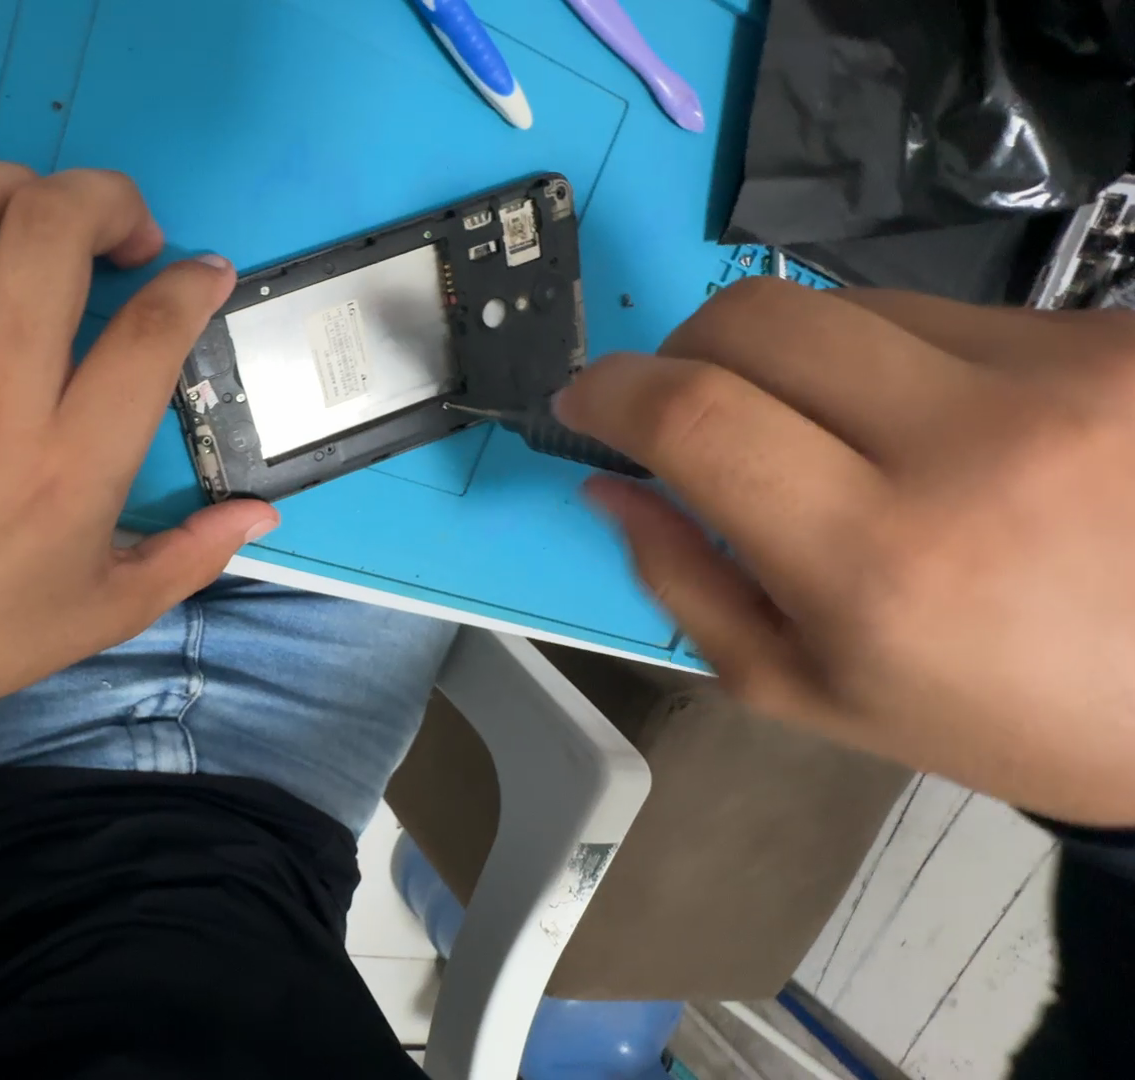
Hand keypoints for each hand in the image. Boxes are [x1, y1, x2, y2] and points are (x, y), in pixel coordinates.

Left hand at [0, 164, 277, 718]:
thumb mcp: (114, 611)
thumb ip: (196, 555)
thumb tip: (263, 513)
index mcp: (72, 465)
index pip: (148, 332)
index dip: (193, 283)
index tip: (204, 275)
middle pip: (47, 232)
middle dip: (106, 199)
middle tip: (124, 233)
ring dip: (3, 186)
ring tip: (31, 219)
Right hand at [558, 278, 1134, 825]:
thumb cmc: (985, 710)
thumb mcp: (791, 681)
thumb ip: (677, 578)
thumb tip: (607, 484)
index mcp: (874, 558)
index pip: (696, 416)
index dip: (611, 391)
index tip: (584, 400)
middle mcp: (978, 444)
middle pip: (755, 320)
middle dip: (680, 351)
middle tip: (682, 404)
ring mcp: (1076, 373)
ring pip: (840, 304)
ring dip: (787, 359)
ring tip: (825, 431)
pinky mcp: (1133, 337)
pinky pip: (939, 313)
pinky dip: (885, 361)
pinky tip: (929, 426)